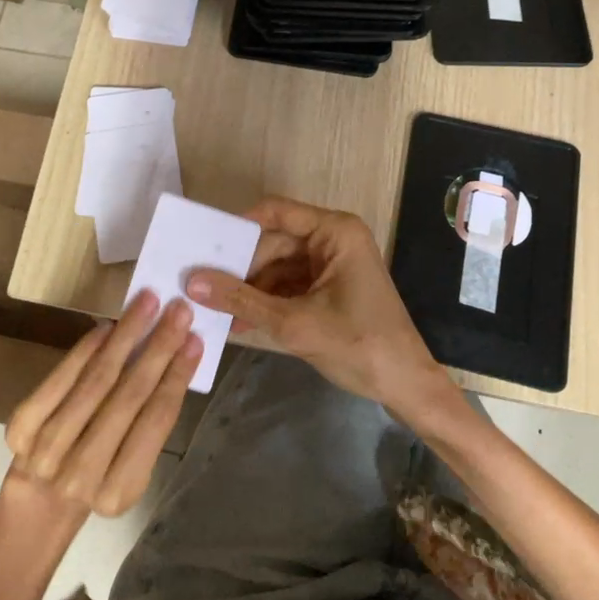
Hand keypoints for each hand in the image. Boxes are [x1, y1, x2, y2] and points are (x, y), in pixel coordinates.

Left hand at [5, 291, 201, 516]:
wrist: (39, 501)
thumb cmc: (99, 478)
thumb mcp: (132, 469)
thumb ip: (149, 423)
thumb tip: (175, 355)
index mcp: (119, 492)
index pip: (156, 422)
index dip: (177, 377)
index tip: (195, 340)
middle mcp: (81, 474)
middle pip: (128, 397)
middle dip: (158, 348)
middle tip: (178, 310)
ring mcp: (46, 450)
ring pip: (96, 381)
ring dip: (126, 336)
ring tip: (147, 304)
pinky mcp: (22, 426)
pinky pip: (61, 377)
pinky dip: (86, 349)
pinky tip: (107, 326)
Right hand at [186, 197, 451, 415]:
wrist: (406, 386)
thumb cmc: (359, 345)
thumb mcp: (294, 323)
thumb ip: (241, 300)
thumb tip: (192, 282)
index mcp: (335, 232)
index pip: (275, 212)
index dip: (238, 227)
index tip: (203, 247)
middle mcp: (333, 239)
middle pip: (272, 242)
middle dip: (240, 266)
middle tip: (198, 283)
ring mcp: (331, 264)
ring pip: (276, 266)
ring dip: (249, 288)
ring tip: (212, 307)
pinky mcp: (329, 288)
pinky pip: (288, 284)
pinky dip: (265, 301)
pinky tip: (238, 320)